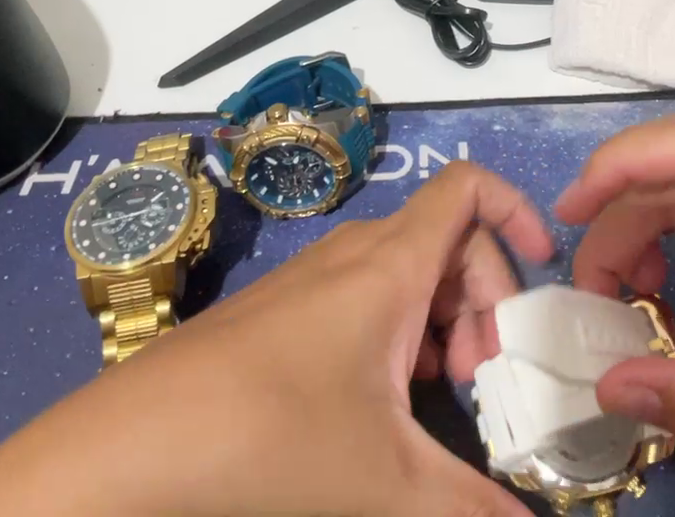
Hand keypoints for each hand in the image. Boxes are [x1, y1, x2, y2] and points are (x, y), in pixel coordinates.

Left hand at [0, 161, 553, 516]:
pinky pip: (363, 298)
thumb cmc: (271, 443)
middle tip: (479, 377)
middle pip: (447, 238)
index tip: (546, 270)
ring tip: (437, 395)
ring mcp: (312, 282)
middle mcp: (354, 256)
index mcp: (391, 266)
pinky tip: (383, 403)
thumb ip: (474, 508)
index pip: (468, 189)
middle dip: (486, 296)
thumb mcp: (389, 485)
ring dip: (441, 321)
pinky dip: (397, 334)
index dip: (518, 211)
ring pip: (405, 271)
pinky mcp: (282, 314)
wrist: (128, 452)